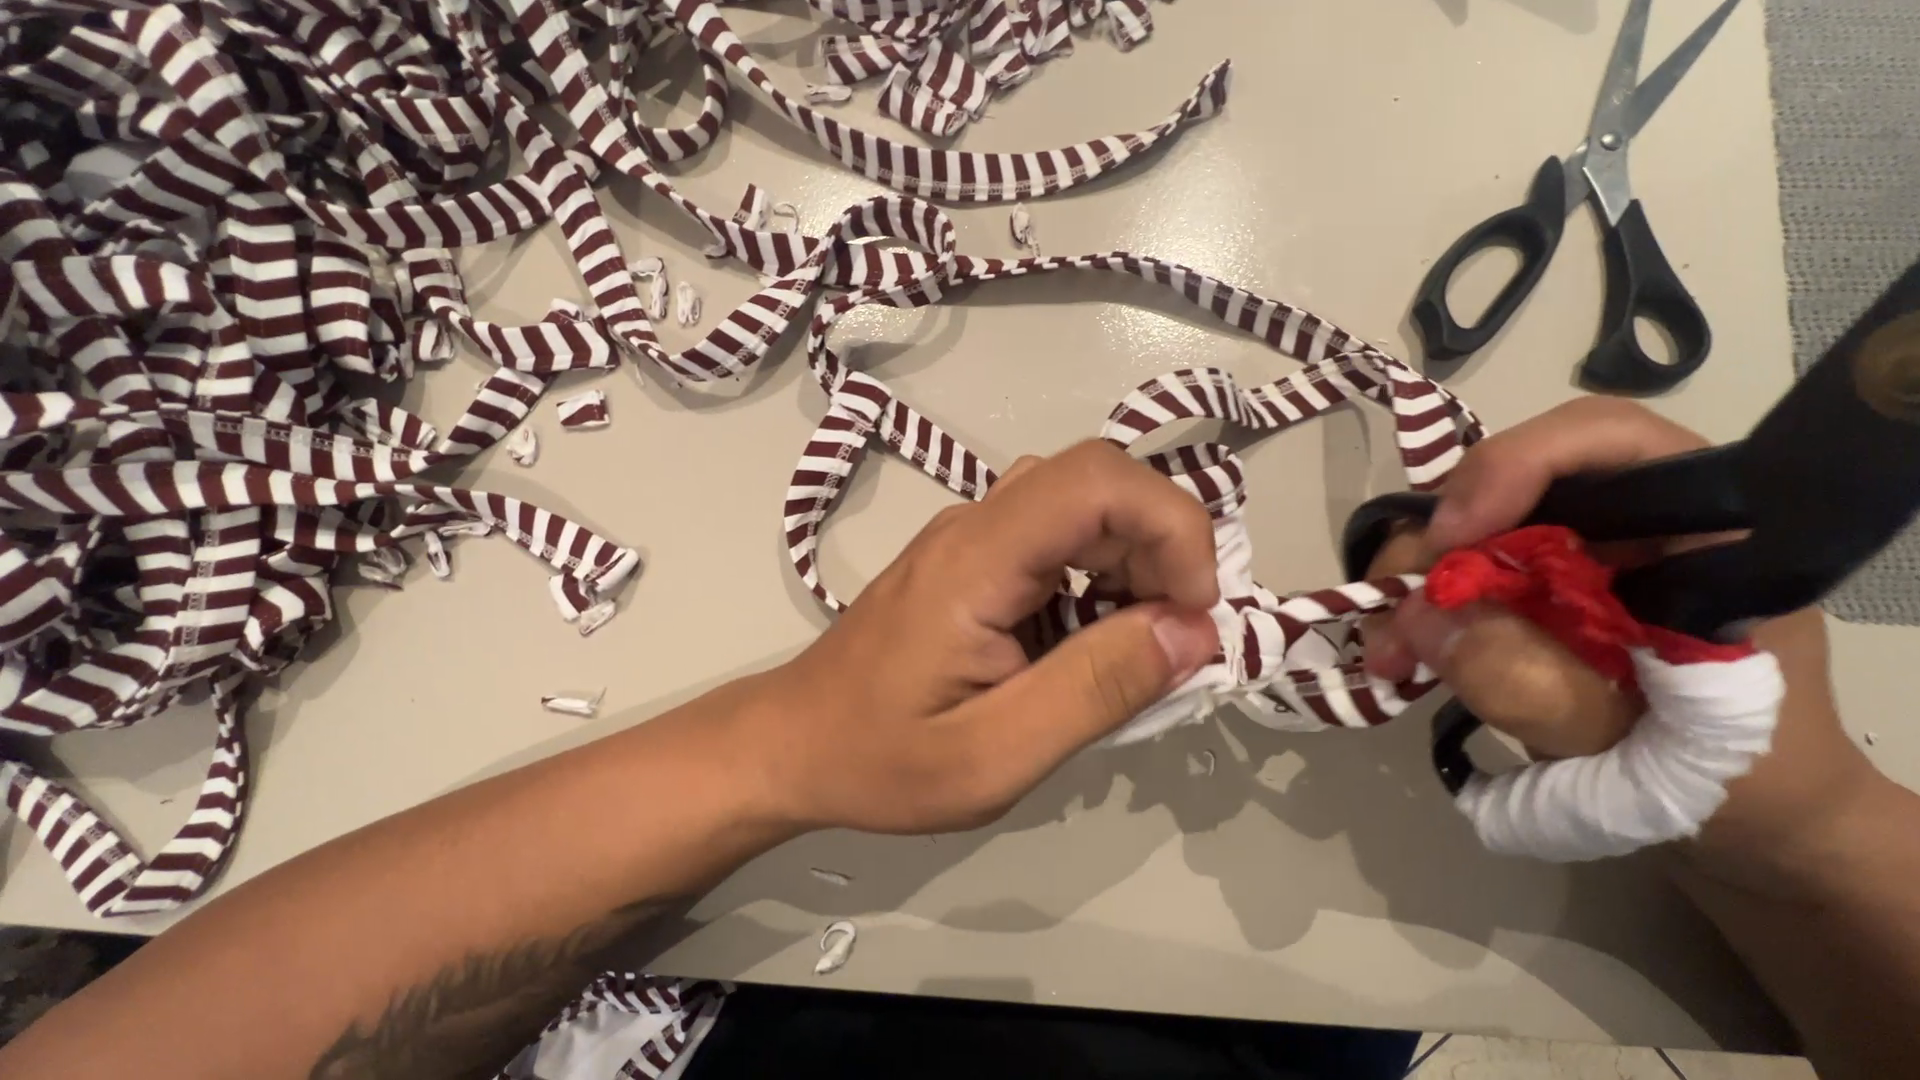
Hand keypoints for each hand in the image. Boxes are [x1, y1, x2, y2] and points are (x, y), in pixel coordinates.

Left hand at [749, 441, 1221, 834]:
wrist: (796, 744)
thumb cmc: (883, 759)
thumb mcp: (995, 754)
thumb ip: (1096, 689)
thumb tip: (1193, 631)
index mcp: (974, 561)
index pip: (1094, 480)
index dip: (1170, 525)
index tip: (1194, 612)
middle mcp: (974, 527)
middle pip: (1097, 484)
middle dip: (1161, 550)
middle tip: (1173, 641)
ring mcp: (971, 539)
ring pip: (1084, 508)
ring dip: (1135, 566)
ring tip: (1135, 650)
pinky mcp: (974, 561)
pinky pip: (1059, 541)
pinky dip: (1102, 580)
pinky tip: (1092, 644)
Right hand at [1361, 398, 1873, 880]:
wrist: (1744, 812)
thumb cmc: (1731, 777)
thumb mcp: (1634, 743)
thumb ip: (1538, 684)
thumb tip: (1419, 620)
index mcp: (1705, 528)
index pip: (1602, 441)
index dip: (1512, 467)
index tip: (1449, 539)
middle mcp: (1630, 518)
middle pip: (1506, 485)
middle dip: (1435, 546)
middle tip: (1390, 616)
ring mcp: (1574, 548)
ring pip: (1465, 527)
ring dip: (1413, 583)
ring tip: (1388, 655)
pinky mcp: (1534, 581)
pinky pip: (1455, 569)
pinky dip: (1418, 605)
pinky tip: (1402, 652)